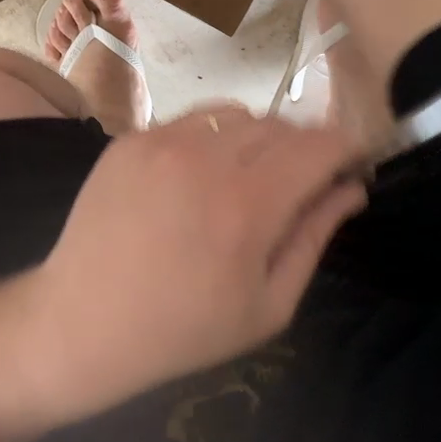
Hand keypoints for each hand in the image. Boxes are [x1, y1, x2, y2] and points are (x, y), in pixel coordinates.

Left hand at [27, 107, 366, 413]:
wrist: (86, 317)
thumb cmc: (185, 327)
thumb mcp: (268, 303)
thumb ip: (313, 237)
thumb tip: (351, 189)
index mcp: (246, 204)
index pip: (316, 146)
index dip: (346, 146)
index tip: (355, 159)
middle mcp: (203, 158)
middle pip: (277, 124)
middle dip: (303, 144)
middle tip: (304, 177)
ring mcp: (159, 142)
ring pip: (232, 115)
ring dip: (257, 135)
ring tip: (251, 174)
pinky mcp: (128, 140)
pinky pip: (187, 122)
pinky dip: (209, 139)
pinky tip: (199, 175)